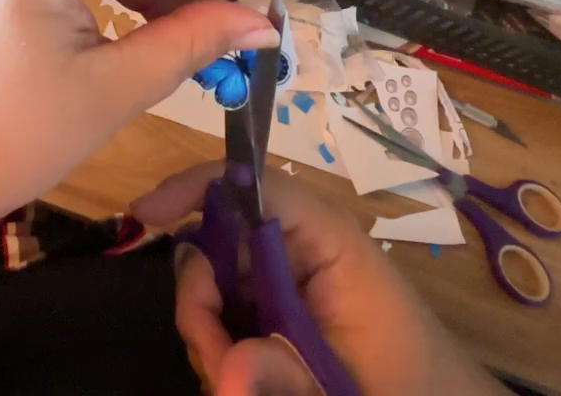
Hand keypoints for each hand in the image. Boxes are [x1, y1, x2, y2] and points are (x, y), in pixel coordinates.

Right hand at [133, 164, 505, 395]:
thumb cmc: (416, 392)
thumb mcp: (350, 388)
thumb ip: (288, 380)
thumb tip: (228, 375)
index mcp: (325, 241)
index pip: (255, 185)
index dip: (196, 185)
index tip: (144, 212)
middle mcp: (295, 248)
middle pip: (217, 237)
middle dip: (200, 295)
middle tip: (213, 354)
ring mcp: (280, 281)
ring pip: (212, 281)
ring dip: (208, 332)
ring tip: (237, 385)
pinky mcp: (273, 313)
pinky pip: (224, 314)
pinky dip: (219, 348)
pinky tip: (240, 380)